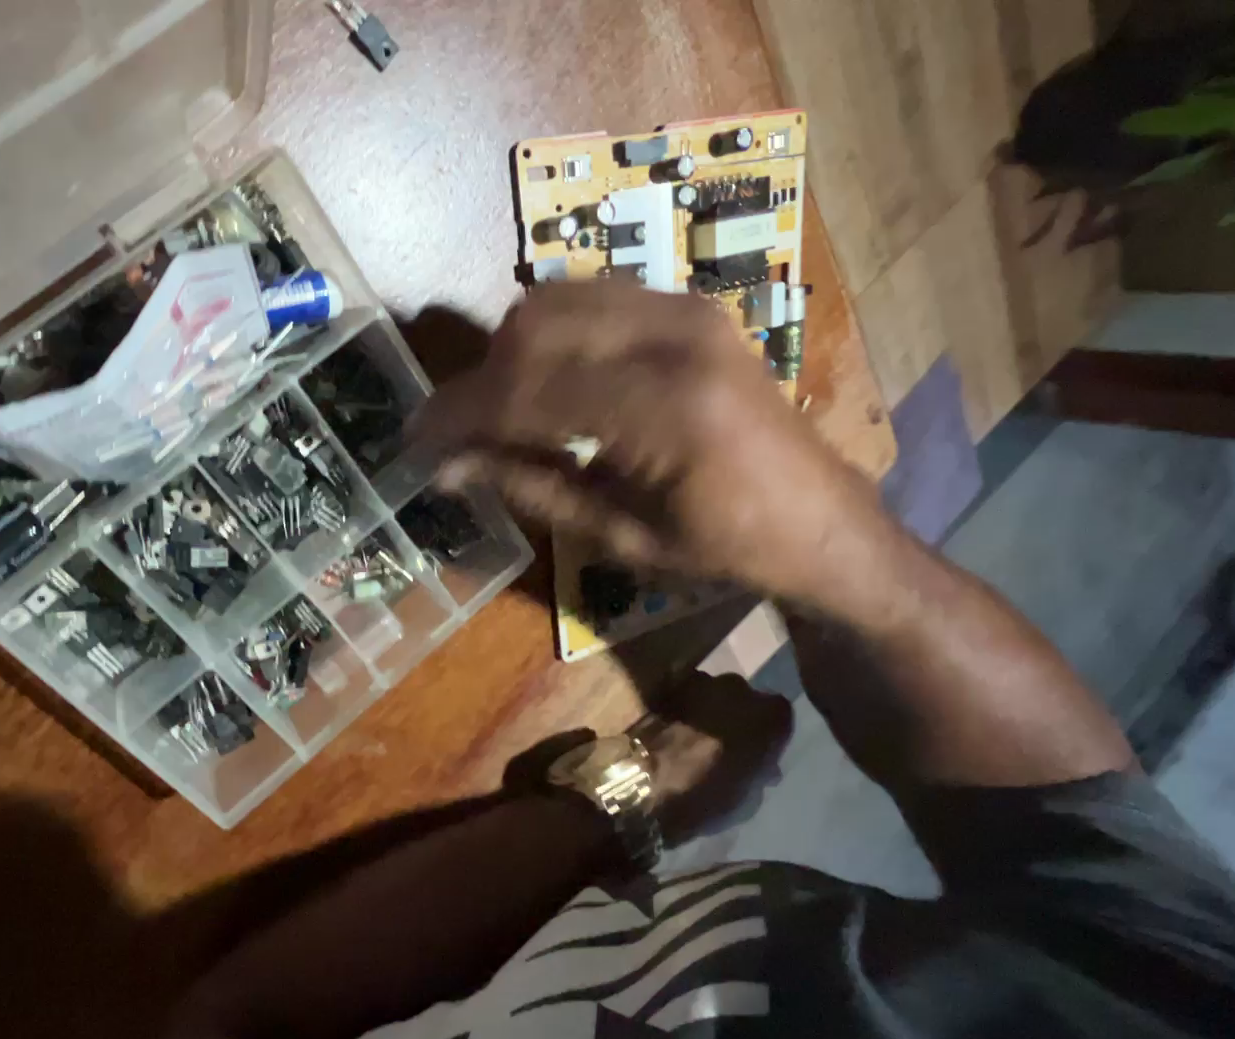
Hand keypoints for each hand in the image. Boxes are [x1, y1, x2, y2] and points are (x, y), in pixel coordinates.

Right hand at [411, 282, 895, 612]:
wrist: (819, 519)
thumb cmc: (724, 547)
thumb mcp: (618, 535)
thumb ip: (528, 486)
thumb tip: (445, 468)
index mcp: (662, 410)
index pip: (524, 391)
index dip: (458, 415)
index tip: (415, 442)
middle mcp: (672, 337)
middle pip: (530, 329)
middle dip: (479, 382)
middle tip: (461, 435)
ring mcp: (684, 309)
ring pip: (553, 301)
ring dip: (511, 353)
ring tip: (502, 410)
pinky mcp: (689, 304)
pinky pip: (590, 296)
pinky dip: (551, 332)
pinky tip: (549, 378)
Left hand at [636, 674, 793, 843]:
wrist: (647, 785)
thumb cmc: (707, 796)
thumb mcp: (750, 792)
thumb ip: (760, 767)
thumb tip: (763, 764)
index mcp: (768, 714)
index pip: (779, 715)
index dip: (768, 734)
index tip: (758, 752)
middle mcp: (738, 687)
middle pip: (744, 698)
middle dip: (737, 716)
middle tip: (724, 742)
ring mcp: (700, 681)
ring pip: (712, 693)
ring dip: (707, 709)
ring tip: (693, 736)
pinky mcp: (667, 685)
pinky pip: (684, 695)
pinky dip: (682, 708)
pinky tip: (672, 728)